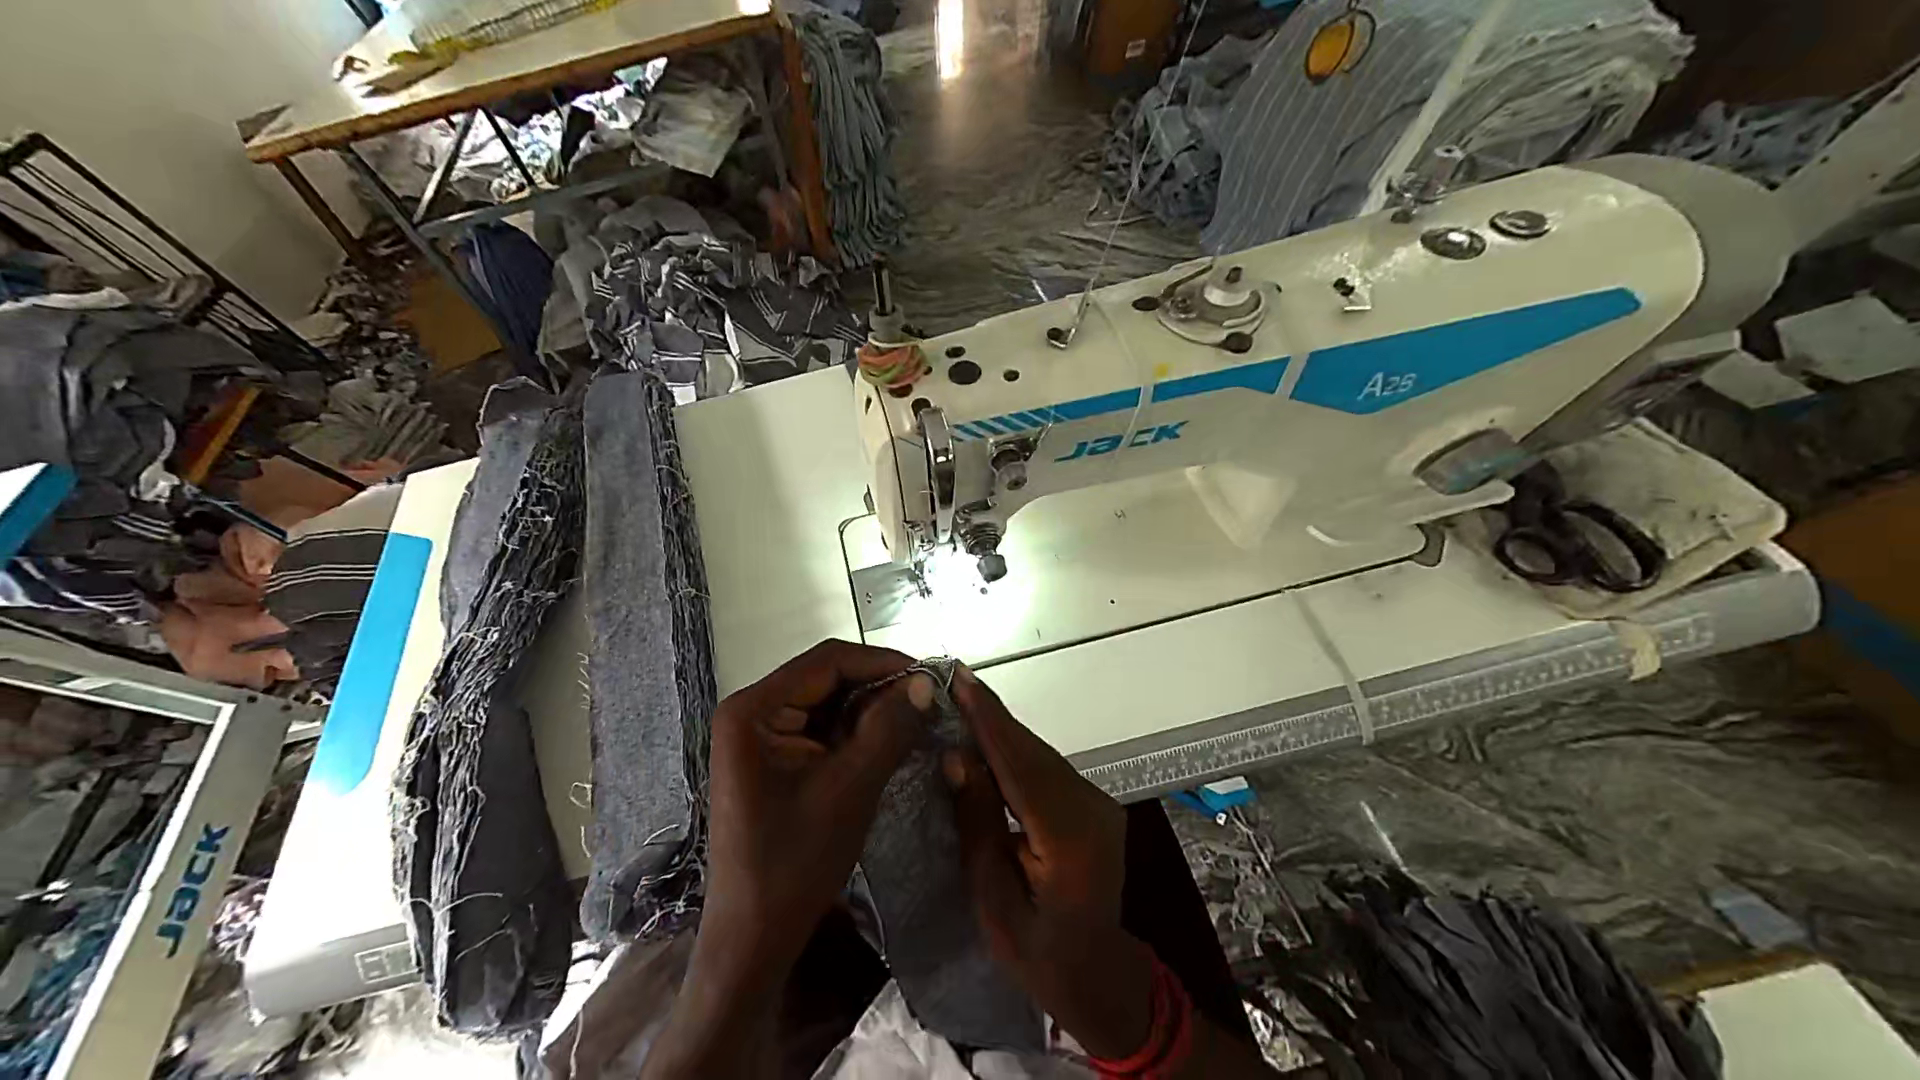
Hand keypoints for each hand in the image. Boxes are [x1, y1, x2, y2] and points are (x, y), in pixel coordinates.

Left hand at [644, 640, 935, 1077]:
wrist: (753, 938)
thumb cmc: (795, 864)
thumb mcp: (850, 790)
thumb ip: (889, 729)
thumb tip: (925, 682)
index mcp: (753, 710)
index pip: (828, 662)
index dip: (883, 662)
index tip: (930, 676)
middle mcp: (751, 712)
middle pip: (826, 678)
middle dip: (879, 686)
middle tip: (930, 699)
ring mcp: (760, 736)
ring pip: (829, 703)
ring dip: (872, 709)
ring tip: (918, 718)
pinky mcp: (774, 759)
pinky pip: (823, 729)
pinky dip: (857, 732)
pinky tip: (890, 740)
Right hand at [945, 665, 1155, 1059]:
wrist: (1098, 976)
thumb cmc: (1037, 955)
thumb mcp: (993, 900)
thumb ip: (978, 823)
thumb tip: (957, 757)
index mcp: (1069, 839)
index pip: (1020, 766)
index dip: (988, 721)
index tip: (960, 681)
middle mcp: (1092, 809)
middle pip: (1032, 752)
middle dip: (991, 715)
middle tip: (953, 679)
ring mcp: (1097, 804)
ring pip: (1040, 755)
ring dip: (1001, 729)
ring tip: (963, 698)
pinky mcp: (1093, 805)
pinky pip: (1047, 768)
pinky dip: (1016, 750)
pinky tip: (989, 735)